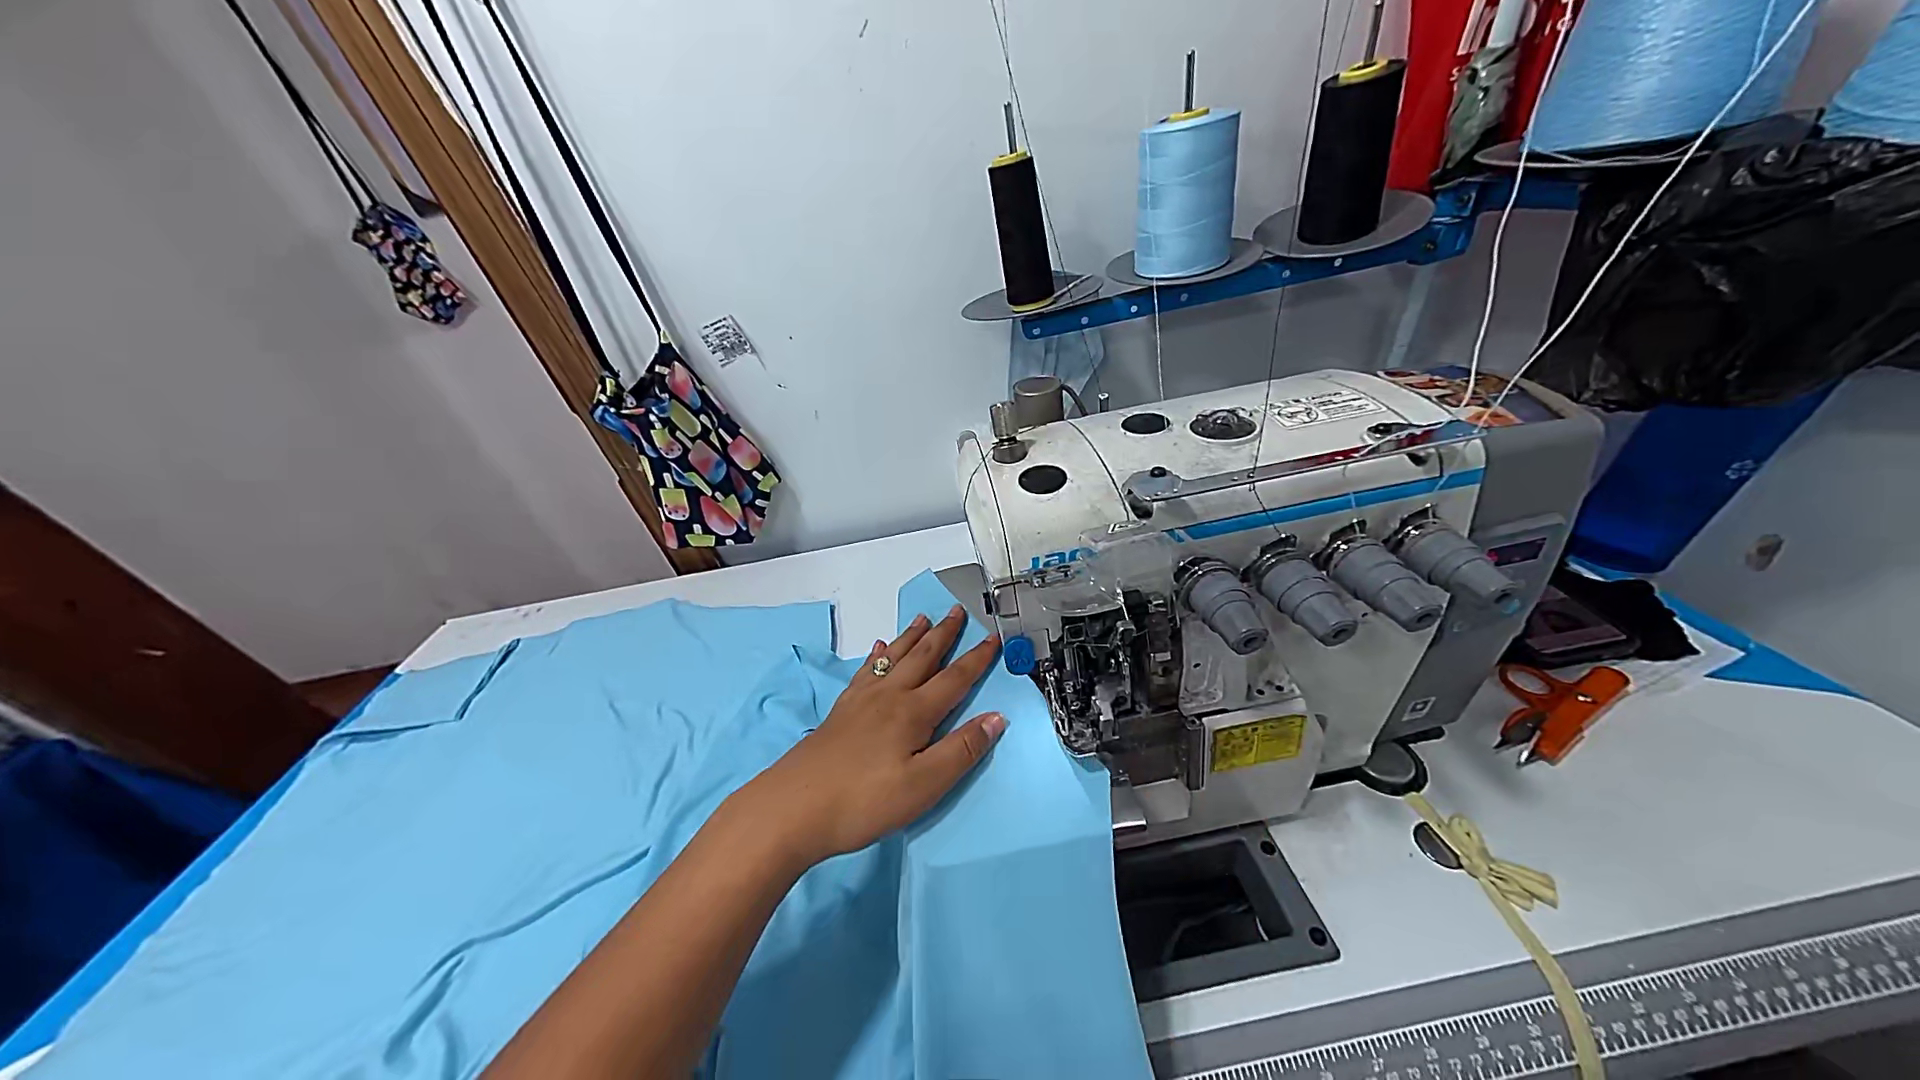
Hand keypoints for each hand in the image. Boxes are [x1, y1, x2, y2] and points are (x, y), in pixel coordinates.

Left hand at [739, 605, 1005, 865]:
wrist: (793, 808)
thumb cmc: (864, 801)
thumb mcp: (924, 785)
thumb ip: (962, 750)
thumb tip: (997, 718)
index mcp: (913, 713)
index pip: (954, 679)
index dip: (977, 659)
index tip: (993, 637)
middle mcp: (889, 697)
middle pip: (922, 657)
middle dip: (944, 633)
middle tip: (957, 610)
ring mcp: (861, 701)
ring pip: (893, 658)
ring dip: (911, 637)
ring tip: (923, 618)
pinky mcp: (841, 711)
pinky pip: (865, 671)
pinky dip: (877, 655)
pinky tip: (878, 649)